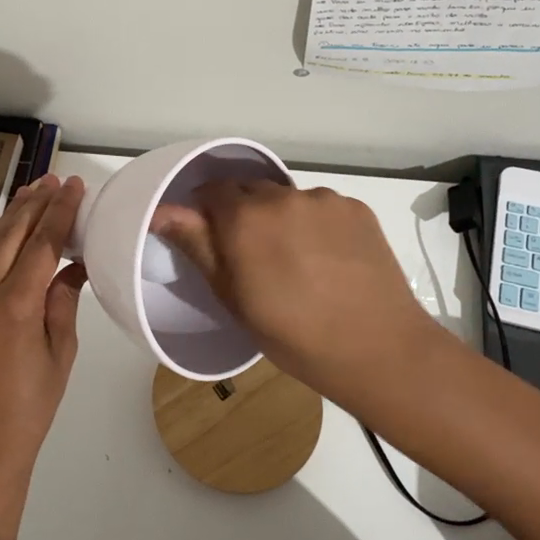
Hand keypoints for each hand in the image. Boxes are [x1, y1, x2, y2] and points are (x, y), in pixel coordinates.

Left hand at [0, 174, 86, 512]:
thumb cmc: (33, 402)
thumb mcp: (61, 350)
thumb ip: (63, 300)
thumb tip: (72, 264)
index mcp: (17, 305)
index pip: (42, 244)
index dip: (60, 212)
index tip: (73, 187)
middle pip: (11, 234)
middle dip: (34, 203)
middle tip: (53, 179)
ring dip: (9, 215)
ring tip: (30, 192)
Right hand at [152, 181, 449, 409]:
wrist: (378, 349)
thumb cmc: (293, 335)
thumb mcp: (232, 297)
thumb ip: (197, 245)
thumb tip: (161, 211)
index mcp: (245, 217)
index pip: (211, 191)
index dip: (207, 213)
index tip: (213, 242)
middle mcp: (283, 196)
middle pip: (250, 190)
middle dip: (243, 214)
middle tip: (252, 256)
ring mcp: (324, 200)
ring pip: (288, 199)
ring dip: (281, 218)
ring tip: (295, 261)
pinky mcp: (356, 209)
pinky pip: (322, 207)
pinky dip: (315, 225)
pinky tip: (327, 259)